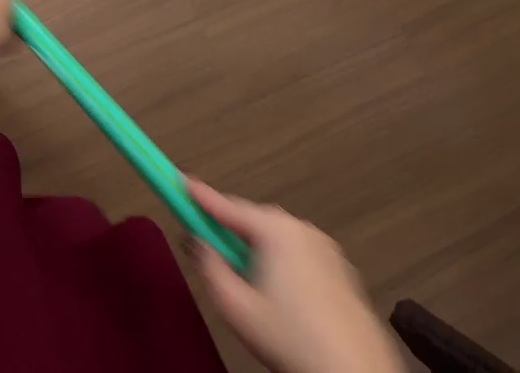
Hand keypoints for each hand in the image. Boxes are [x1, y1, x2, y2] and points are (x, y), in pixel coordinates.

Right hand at [188, 180, 403, 372]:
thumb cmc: (290, 339)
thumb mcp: (234, 305)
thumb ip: (209, 265)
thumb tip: (197, 241)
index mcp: (276, 231)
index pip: (227, 206)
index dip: (199, 195)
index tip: (178, 180)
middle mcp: (303, 230)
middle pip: (254, 220)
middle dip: (230, 231)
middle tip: (210, 248)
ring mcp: (327, 249)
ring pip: (276, 238)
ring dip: (255, 249)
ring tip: (245, 283)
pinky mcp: (341, 272)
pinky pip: (298, 254)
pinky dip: (280, 262)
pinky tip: (277, 295)